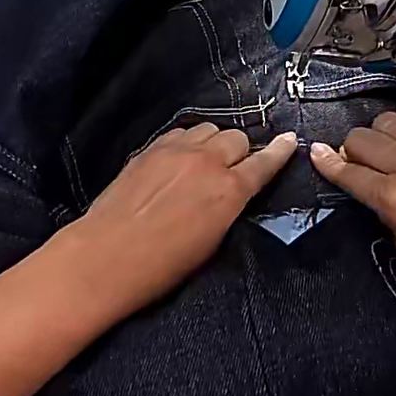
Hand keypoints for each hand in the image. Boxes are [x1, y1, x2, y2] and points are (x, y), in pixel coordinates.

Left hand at [64, 124, 294, 316]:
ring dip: (214, 143)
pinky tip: (181, 158)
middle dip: (241, 152)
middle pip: (238, 138)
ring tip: (205, 161)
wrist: (105, 257)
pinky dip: (189, 142)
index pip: (264, 162)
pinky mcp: (152, 148)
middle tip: (232, 169)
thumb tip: (234, 190)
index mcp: (228, 191)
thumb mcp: (212, 242)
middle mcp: (207, 163)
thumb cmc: (162, 266)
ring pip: (210, 129)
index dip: (280, 151)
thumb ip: (230, 207)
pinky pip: (182, 132)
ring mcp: (177, 151)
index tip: (291, 140)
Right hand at [310, 113, 395, 335]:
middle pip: (364, 137)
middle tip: (355, 164)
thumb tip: (374, 195)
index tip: (314, 154)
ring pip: (393, 120)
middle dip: (351, 149)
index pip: (349, 172)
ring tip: (386, 153)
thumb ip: (389, 215)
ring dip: (381, 135)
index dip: (326, 163)